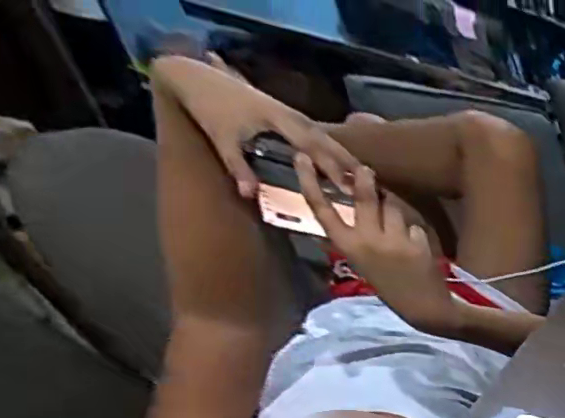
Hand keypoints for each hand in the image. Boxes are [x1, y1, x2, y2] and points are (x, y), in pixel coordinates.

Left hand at [149, 54, 360, 199]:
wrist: (195, 75)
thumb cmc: (208, 108)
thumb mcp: (220, 138)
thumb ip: (237, 167)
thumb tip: (248, 195)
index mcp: (277, 120)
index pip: (312, 146)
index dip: (331, 167)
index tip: (348, 187)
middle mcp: (290, 115)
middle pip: (327, 141)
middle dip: (348, 164)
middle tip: (369, 186)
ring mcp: (292, 113)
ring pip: (327, 136)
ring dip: (345, 156)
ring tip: (364, 177)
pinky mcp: (290, 114)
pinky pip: (319, 134)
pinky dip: (334, 149)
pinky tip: (344, 161)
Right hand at [298, 155, 459, 336]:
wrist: (425, 308)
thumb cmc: (390, 285)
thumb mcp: (361, 260)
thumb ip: (356, 233)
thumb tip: (355, 200)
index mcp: (347, 246)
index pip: (321, 207)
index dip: (309, 181)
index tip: (302, 158)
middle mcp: (367, 240)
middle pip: (363, 197)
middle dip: (364, 180)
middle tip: (365, 170)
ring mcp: (394, 242)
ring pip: (393, 209)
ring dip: (395, 211)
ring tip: (399, 231)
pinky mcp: (417, 245)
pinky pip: (414, 227)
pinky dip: (415, 234)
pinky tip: (417, 249)